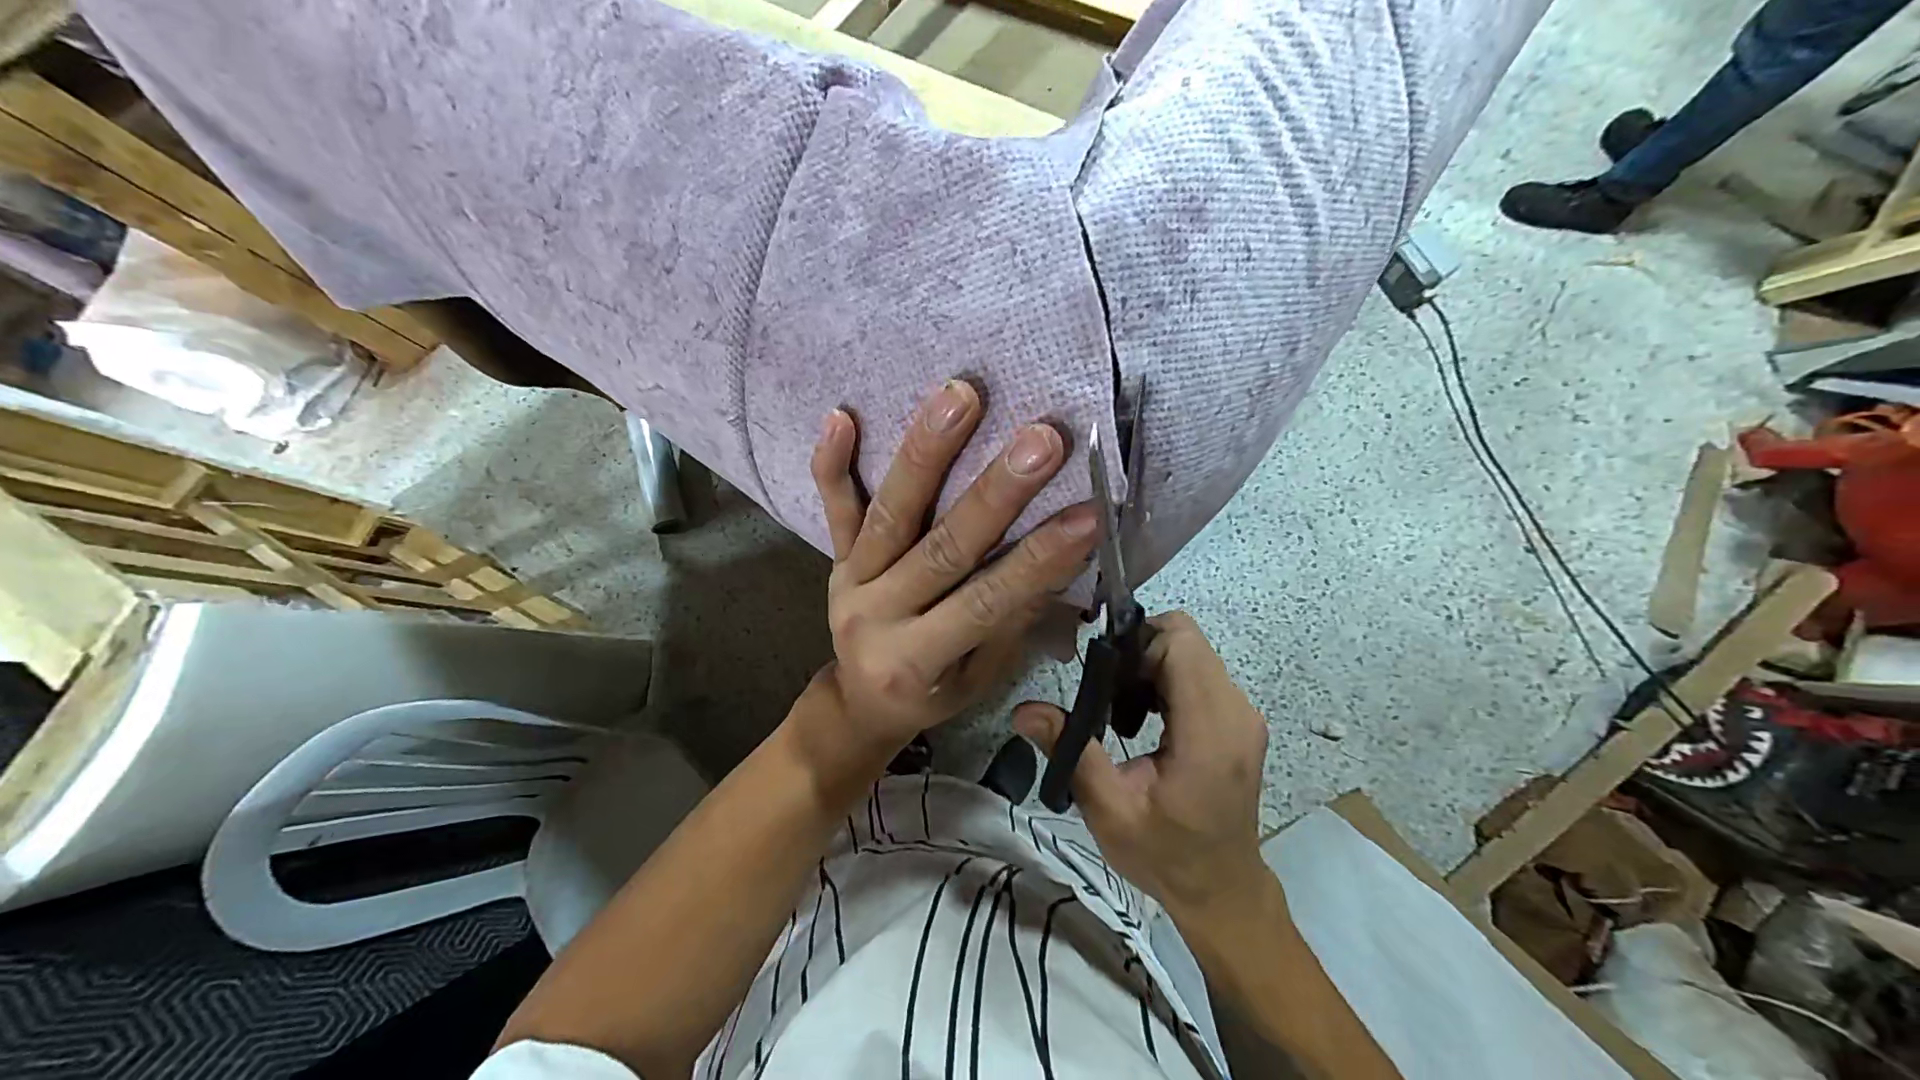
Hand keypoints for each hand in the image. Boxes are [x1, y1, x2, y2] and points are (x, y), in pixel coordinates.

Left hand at [805, 379, 1101, 762]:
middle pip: (940, 547)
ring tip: (959, 397)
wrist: (857, 703)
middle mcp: (877, 615)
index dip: (1038, 560)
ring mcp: (849, 580)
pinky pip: (833, 509)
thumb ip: (1010, 621)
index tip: (1089, 513)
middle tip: (1039, 439)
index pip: (986, 601)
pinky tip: (840, 415)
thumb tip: (1058, 555)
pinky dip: (832, 463)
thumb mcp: (977, 678)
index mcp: (917, 660)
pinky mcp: (833, 557)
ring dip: (926, 452)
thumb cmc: (931, 694)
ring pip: (890, 512)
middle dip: (994, 493)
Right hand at [1014, 611, 1270, 915]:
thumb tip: (1023, 710)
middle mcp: (1236, 711)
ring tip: (1121, 710)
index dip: (1136, 645)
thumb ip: (1071, 751)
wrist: (1221, 889)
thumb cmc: (1165, 855)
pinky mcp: (1239, 720)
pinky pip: (1200, 672)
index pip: (1179, 643)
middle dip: (1138, 653)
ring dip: (1151, 666)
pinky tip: (1144, 718)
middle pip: (1185, 640)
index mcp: (1209, 732)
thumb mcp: (1109, 810)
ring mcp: (1243, 714)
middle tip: (1104, 694)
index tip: (1101, 676)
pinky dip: (1166, 679)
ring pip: (1193, 652)